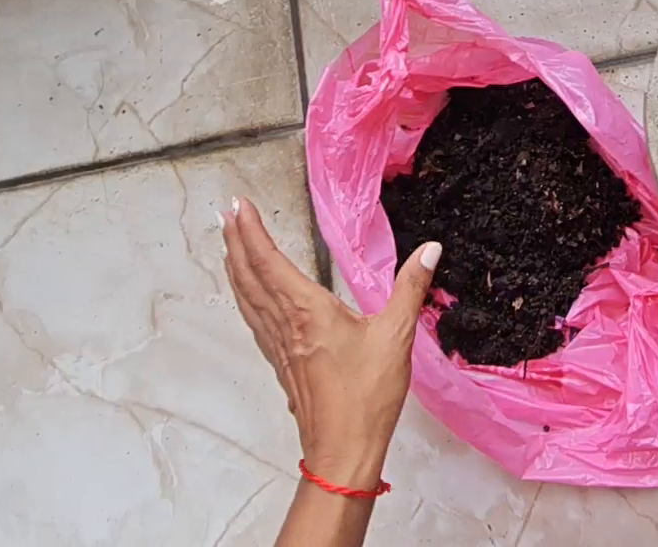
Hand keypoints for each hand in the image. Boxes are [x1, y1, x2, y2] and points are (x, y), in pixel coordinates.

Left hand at [221, 197, 440, 489]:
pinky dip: (246, 294)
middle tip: (227, 213)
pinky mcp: (281, 362)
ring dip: (236, 266)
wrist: (342, 451)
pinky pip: (254, 317)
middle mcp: (285, 325)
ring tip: (229, 243)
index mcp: (307, 312)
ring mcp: (278, 345)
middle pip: (250, 276)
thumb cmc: (367, 395)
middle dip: (236, 242)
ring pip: (247, 297)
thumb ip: (411, 287)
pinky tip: (250, 294)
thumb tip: (430, 248)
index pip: (270, 263)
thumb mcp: (397, 335)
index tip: (238, 205)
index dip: (252, 232)